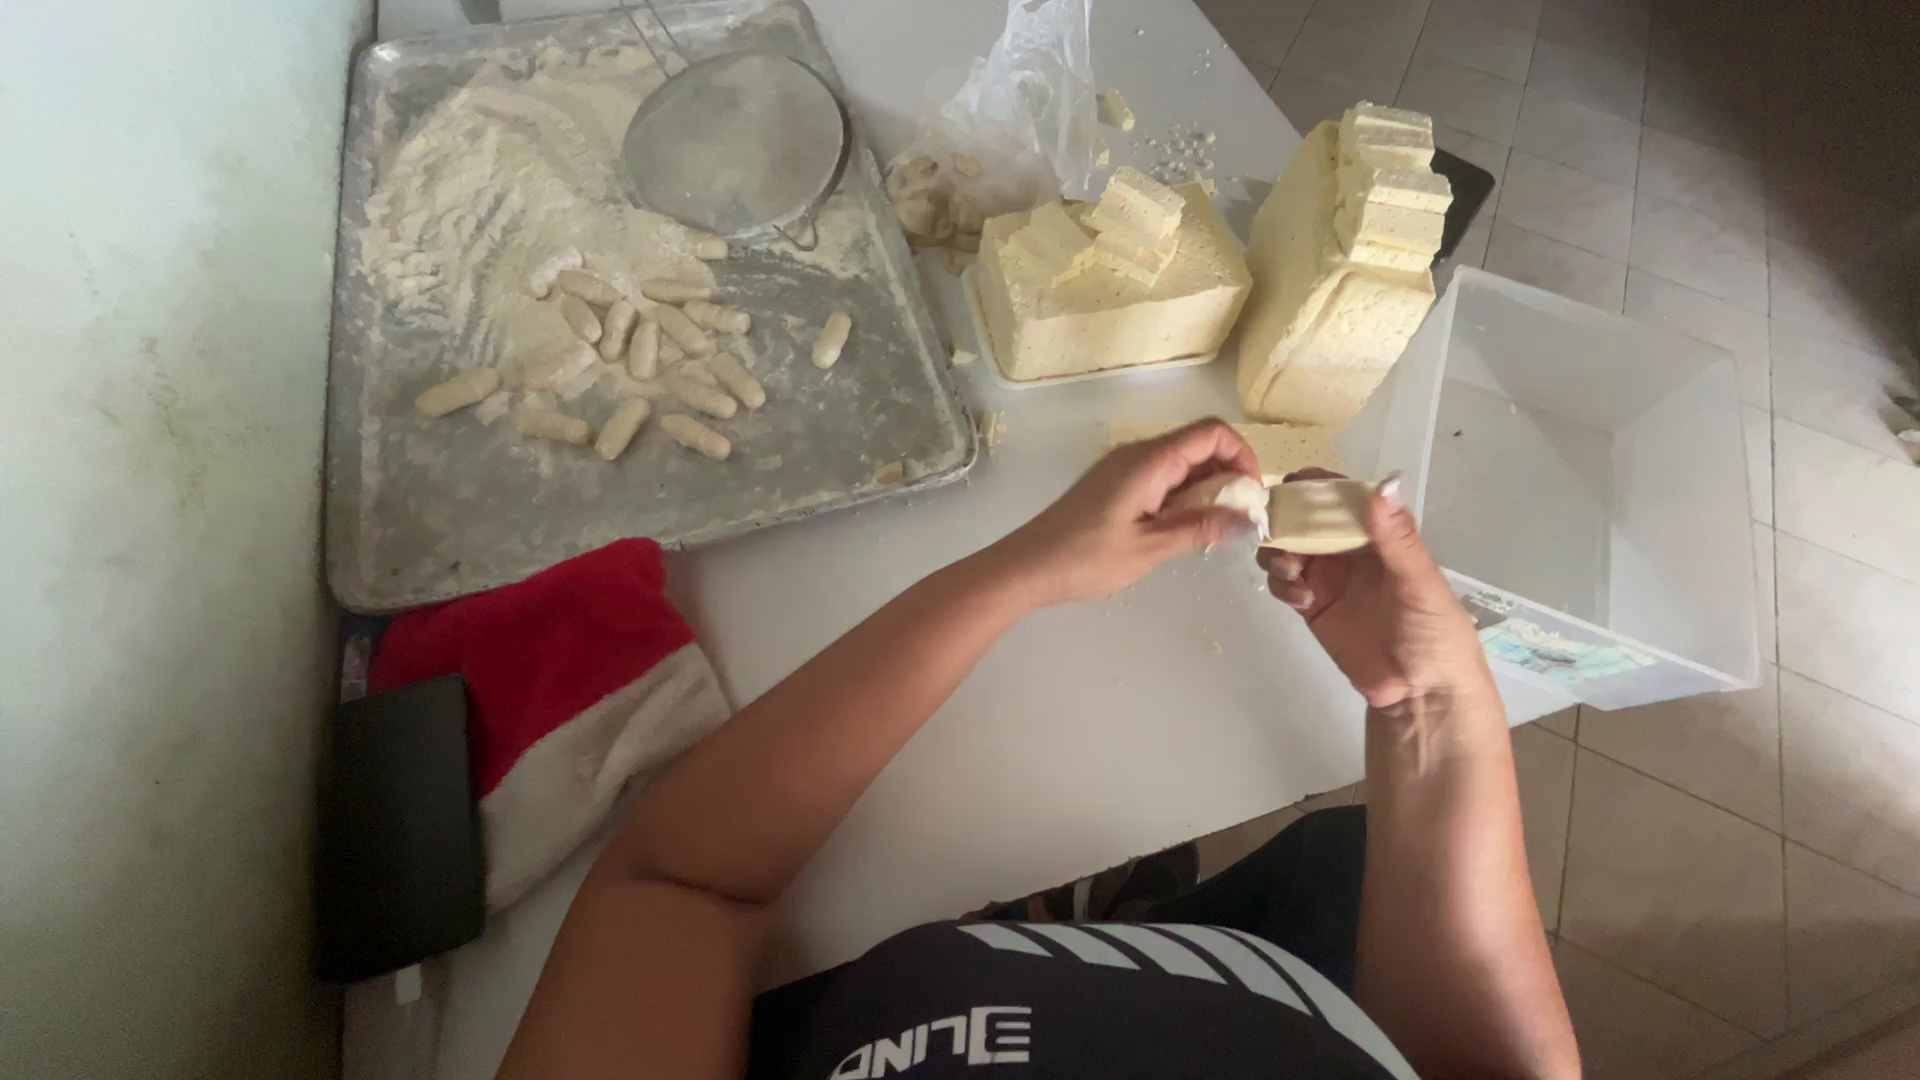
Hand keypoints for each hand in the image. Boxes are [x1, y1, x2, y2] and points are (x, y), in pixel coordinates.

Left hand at [992, 418, 1260, 606]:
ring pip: (1179, 463)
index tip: (1251, 495)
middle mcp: (1136, 455)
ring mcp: (1122, 469)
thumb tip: (1247, 518)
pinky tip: (1180, 529)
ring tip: (1211, 528)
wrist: (1027, 566)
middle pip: (1198, 445)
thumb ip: (1199, 528)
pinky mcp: (1112, 486)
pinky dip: (1180, 495)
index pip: (1211, 433)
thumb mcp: (1149, 548)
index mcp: (1149, 461)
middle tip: (1236, 519)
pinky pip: (1159, 478)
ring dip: (1204, 488)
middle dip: (1227, 475)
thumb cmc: (1085, 558)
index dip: (1242, 456)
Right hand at [1258, 470, 1493, 709]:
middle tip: (1277, 533)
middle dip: (1284, 522)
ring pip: (1285, 549)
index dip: (1314, 487)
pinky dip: (1280, 585)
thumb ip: (1396, 536)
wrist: (1421, 691)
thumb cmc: (1434, 631)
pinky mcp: (1309, 605)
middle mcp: (1347, 551)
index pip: (1340, 498)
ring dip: (1278, 553)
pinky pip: (1281, 583)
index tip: (1289, 486)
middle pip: (1303, 521)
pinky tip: (1299, 600)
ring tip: (1290, 572)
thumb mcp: (1418, 581)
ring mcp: (1326, 578)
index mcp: (1378, 536)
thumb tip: (1384, 482)